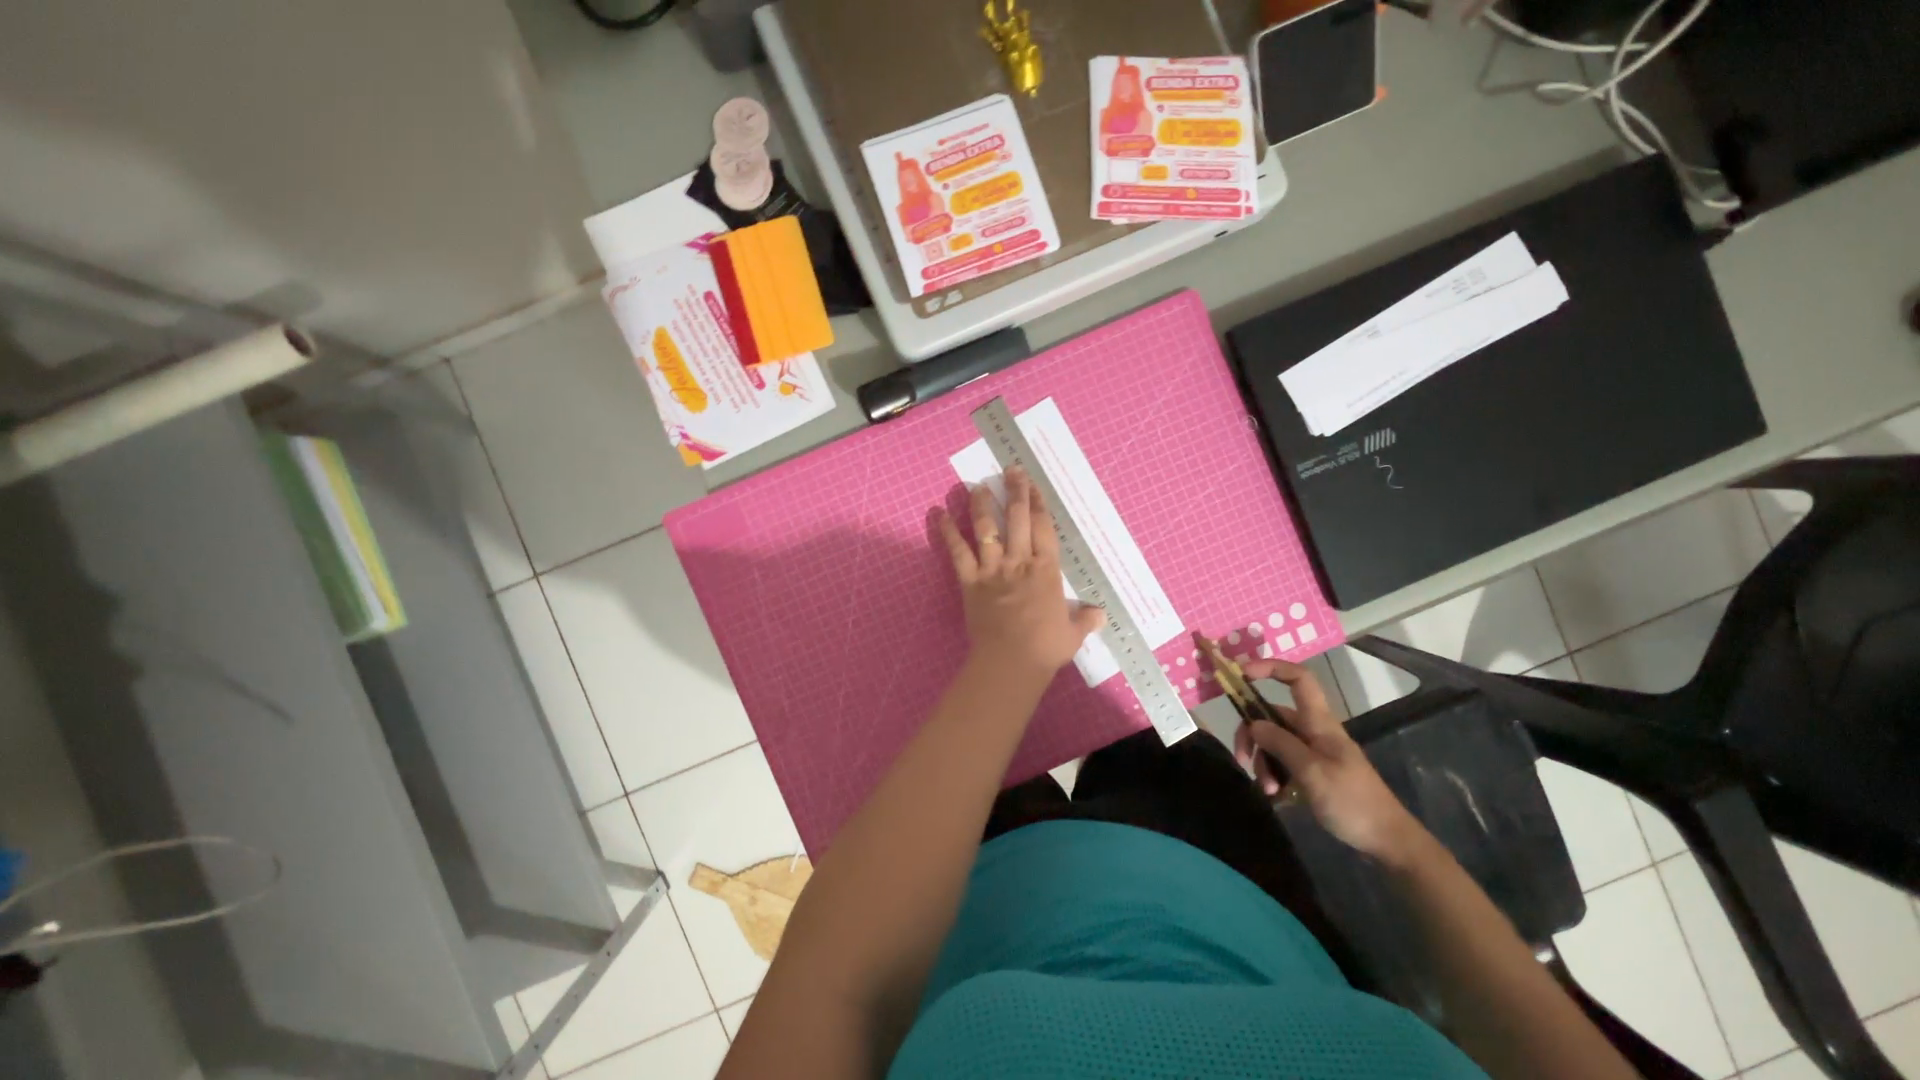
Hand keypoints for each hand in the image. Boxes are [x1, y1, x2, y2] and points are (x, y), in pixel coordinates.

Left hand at [936, 467, 1103, 679]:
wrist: (1011, 662)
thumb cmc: (1045, 648)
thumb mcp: (1073, 634)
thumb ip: (1084, 620)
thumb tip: (1099, 615)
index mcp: (1047, 570)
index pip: (1044, 528)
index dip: (1039, 504)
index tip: (1034, 486)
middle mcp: (1019, 562)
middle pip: (1017, 519)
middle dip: (1015, 491)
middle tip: (1011, 470)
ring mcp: (993, 570)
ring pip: (986, 529)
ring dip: (981, 505)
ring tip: (977, 487)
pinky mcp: (970, 582)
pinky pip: (958, 553)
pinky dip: (947, 533)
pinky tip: (939, 514)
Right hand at [1233, 658, 1424, 862]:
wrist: (1385, 838)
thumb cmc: (1351, 801)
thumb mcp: (1311, 772)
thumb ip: (1281, 744)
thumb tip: (1253, 723)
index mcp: (1320, 723)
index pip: (1299, 679)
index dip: (1271, 668)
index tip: (1242, 674)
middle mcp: (1315, 731)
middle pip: (1274, 716)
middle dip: (1254, 736)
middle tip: (1244, 761)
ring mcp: (1315, 752)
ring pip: (1275, 743)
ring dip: (1264, 762)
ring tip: (1269, 790)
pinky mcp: (1314, 772)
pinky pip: (1284, 763)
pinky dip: (1274, 774)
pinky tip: (1277, 796)